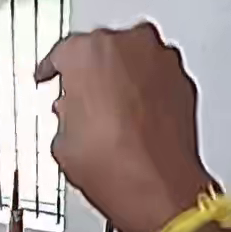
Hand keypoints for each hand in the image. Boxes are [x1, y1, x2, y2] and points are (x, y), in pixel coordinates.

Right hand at [35, 23, 214, 231]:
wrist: (156, 187)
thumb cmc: (113, 166)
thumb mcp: (62, 144)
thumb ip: (63, 116)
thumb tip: (70, 113)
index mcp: (88, 53)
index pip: (61, 52)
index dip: (51, 69)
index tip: (49, 76)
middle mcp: (127, 44)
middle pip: (101, 51)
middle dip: (90, 76)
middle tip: (81, 102)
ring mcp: (159, 58)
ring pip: (131, 61)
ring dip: (119, 84)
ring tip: (109, 118)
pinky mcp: (182, 79)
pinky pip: (155, 79)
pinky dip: (143, 94)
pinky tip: (133, 122)